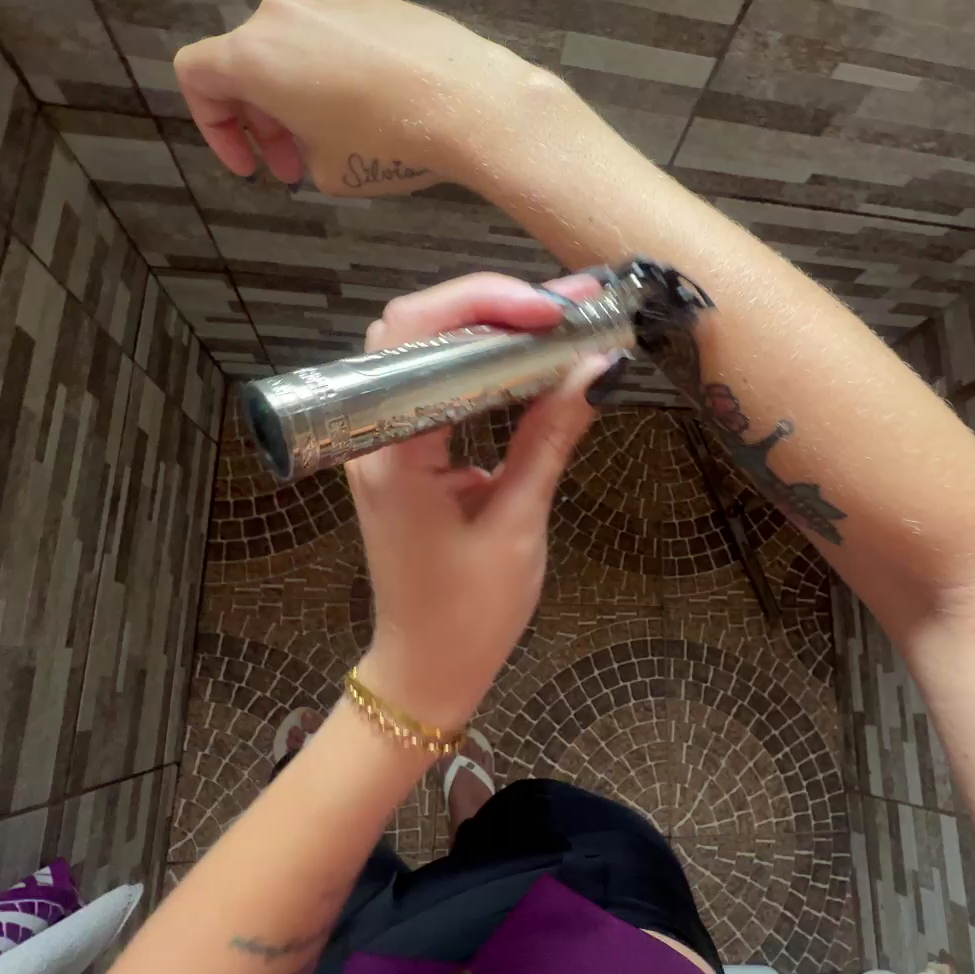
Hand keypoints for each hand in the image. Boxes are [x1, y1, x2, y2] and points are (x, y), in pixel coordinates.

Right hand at [171, 0, 563, 195]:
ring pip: (299, 53)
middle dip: (267, 122)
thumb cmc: (390, 144)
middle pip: (250, 65)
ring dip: (306, 100)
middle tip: (295, 168)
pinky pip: (345, 45)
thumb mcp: (330, 173)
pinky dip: (347, 80)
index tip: (250, 165)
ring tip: (344, 144)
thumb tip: (316, 144)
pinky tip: (383, 115)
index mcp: (255, 56)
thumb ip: (302, 155)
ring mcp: (334, 6)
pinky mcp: (379, 6)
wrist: (467, 106)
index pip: (197, 76)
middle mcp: (285, 18)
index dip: (215, 128)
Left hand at [347, 273, 611, 730]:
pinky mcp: (404, 454)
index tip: (556, 311)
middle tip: (566, 305)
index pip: (420, 337)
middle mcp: (375, 433)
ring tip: (555, 321)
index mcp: (394, 449)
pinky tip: (526, 361)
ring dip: (487, 328)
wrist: (427, 668)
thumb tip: (599, 370)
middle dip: (492, 305)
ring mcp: (384, 442)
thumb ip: (551, 437)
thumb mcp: (519, 524)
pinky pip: (435, 386)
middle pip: (415, 329)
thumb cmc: (469, 614)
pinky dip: (481, 364)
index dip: (487, 306)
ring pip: (423, 352)